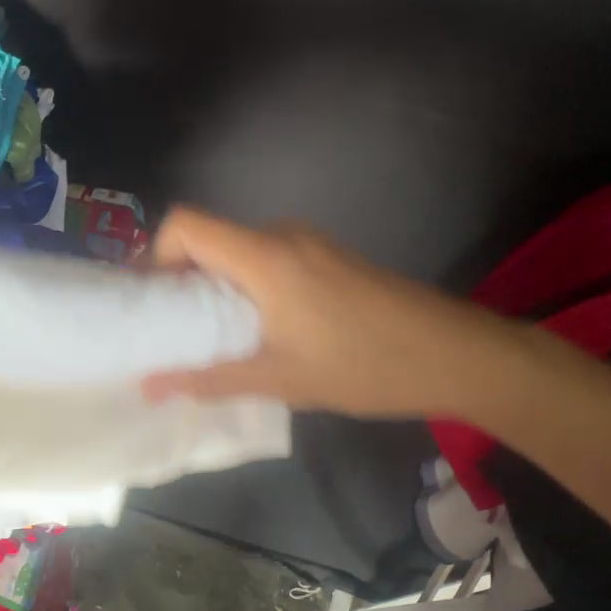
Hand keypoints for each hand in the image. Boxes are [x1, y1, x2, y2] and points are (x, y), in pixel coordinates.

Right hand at [141, 206, 552, 418]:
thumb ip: (210, 378)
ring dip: (217, 285)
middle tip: (177, 329)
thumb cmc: (367, 366)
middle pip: (207, 237)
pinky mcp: (328, 256)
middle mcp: (280, 236)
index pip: (185, 224)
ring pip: (236, 250)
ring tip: (219, 337)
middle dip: (182, 278)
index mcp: (264, 257)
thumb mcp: (282, 379)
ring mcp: (308, 243)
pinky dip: (247, 285)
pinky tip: (265, 330)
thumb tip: (149, 386)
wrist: (462, 355)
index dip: (156, 254)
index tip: (156, 301)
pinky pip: (266, 258)